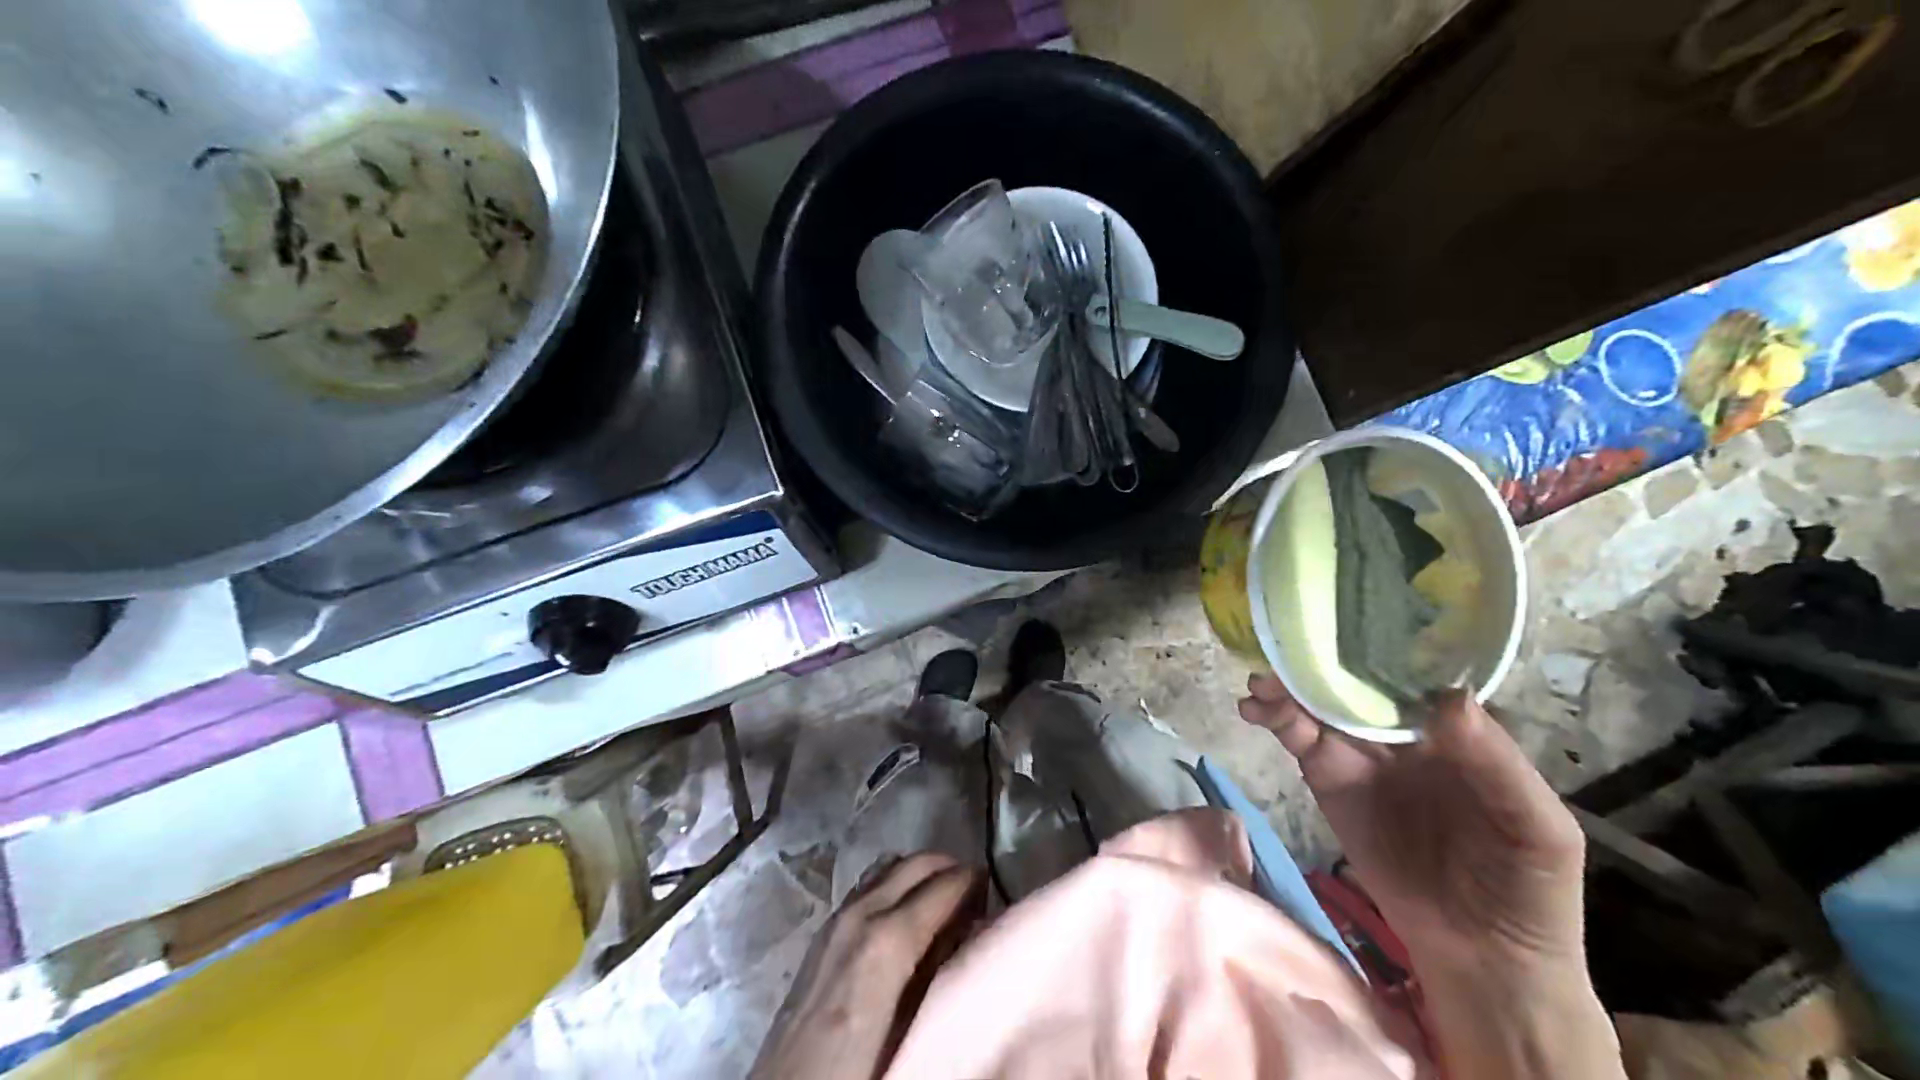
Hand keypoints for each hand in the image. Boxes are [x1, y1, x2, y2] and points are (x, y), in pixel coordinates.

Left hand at [750, 853, 984, 1079]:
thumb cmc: (862, 1066)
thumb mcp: (916, 1021)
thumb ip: (943, 968)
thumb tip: (969, 930)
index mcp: (889, 937)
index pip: (945, 883)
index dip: (975, 882)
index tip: (995, 891)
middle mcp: (862, 912)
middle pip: (916, 863)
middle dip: (950, 869)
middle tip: (975, 895)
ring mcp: (838, 916)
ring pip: (890, 867)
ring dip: (921, 874)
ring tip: (944, 902)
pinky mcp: (824, 929)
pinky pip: (869, 885)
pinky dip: (895, 884)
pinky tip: (905, 913)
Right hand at [1238, 675, 1584, 971]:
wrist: (1480, 953)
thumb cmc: (1526, 887)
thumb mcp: (1536, 828)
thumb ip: (1497, 764)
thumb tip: (1447, 698)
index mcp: (1455, 731)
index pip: (1413, 676)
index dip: (1380, 649)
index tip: (1347, 629)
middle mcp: (1403, 732)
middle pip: (1356, 683)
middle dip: (1320, 664)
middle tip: (1284, 653)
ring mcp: (1362, 756)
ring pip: (1320, 707)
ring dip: (1288, 689)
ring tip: (1260, 685)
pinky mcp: (1329, 780)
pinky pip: (1300, 741)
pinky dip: (1275, 721)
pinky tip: (1254, 710)